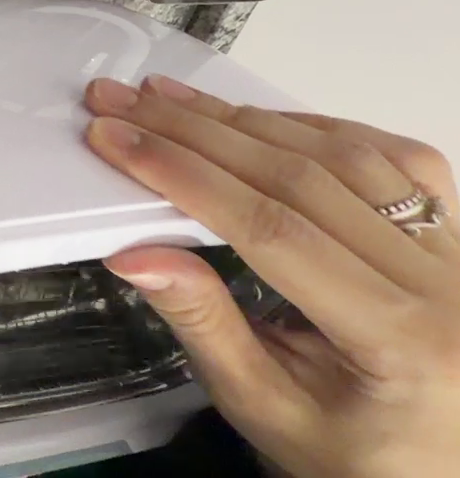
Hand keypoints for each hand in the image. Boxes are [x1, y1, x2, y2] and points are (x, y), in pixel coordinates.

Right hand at [82, 75, 459, 477]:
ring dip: (241, 117)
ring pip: (345, 156)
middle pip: (300, 177)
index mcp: (402, 340)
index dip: (180, 173)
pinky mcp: (458, 241)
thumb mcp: (263, 404)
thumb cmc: (348, 453)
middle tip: (116, 99)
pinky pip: (398, 161)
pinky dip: (318, 126)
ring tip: (164, 95)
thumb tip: (132, 255)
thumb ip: (203, 324)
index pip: (270, 228)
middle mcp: (448, 288)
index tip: (110, 137)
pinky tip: (258, 118)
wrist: (442, 469)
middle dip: (191, 130)